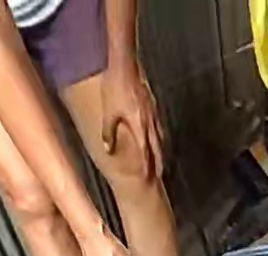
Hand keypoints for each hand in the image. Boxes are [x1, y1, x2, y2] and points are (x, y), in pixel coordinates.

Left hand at [100, 61, 164, 179]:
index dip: (147, 167)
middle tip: (160, 175)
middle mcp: (149, 125)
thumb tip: (107, 150)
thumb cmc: (115, 89)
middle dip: (159, 163)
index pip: (146, 154)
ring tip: (160, 159)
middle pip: (157, 149)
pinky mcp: (153, 106)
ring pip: (160, 138)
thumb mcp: (109, 113)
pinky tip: (158, 136)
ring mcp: (153, 115)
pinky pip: (159, 126)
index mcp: (139, 129)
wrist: (125, 66)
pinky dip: (159, 136)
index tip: (149, 178)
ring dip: (161, 150)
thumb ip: (109, 133)